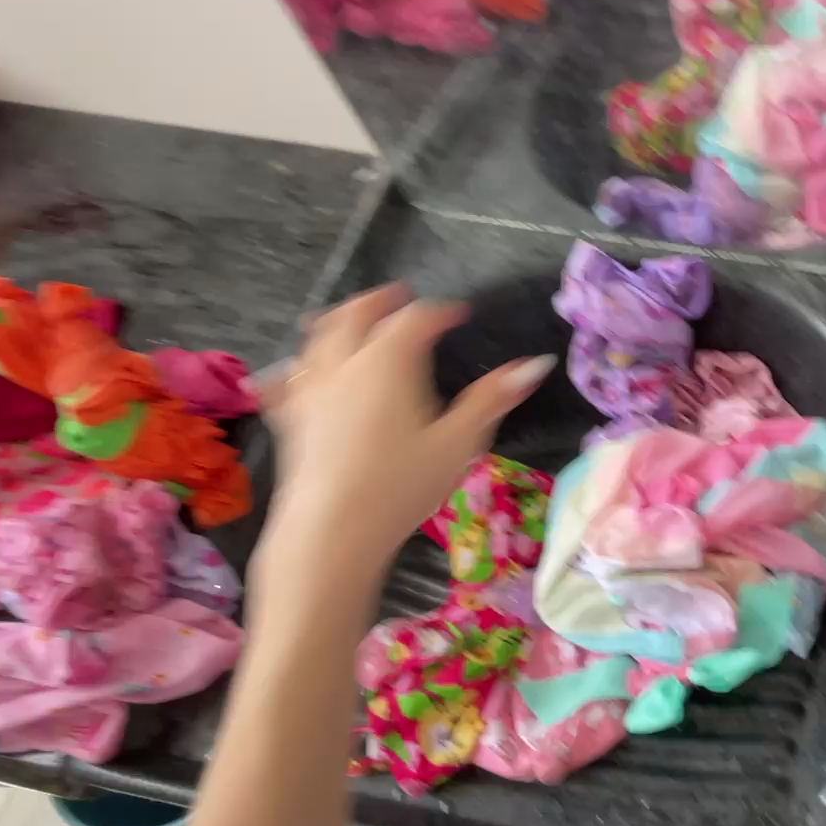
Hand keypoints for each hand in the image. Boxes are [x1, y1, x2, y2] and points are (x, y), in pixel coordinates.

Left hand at [252, 284, 554, 601]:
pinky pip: (289, 377)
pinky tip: (300, 371)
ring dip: (339, 321)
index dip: (439, 311)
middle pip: (355, 315)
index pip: (415, 319)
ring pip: (318, 338)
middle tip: (401, 297)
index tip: (459, 313)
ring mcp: (311, 390)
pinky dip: (301, 364)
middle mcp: (343, 365)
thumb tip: (536, 364)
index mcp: (388, 363)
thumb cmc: (404, 483)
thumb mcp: (460, 442)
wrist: (334, 527)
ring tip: (354, 322)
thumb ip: (493, 399)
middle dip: (380, 301)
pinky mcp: (292, 418)